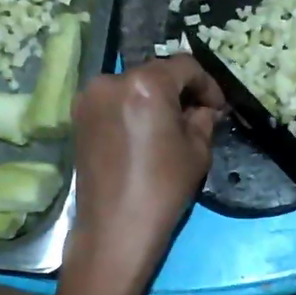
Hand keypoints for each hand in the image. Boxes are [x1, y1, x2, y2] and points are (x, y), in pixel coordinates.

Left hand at [70, 56, 225, 262]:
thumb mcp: (197, 150)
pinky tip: (142, 134)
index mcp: (145, 84)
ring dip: (152, 100)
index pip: (185, 67)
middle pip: (154, 74)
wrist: (115, 227)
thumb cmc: (162, 188)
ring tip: (167, 127)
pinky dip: (130, 111)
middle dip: (177, 91)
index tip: (216, 107)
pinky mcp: (78, 118)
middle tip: (195, 116)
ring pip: (131, 87)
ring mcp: (89, 99)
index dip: (207, 84)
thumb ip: (201, 119)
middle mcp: (111, 81)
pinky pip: (112, 103)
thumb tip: (201, 109)